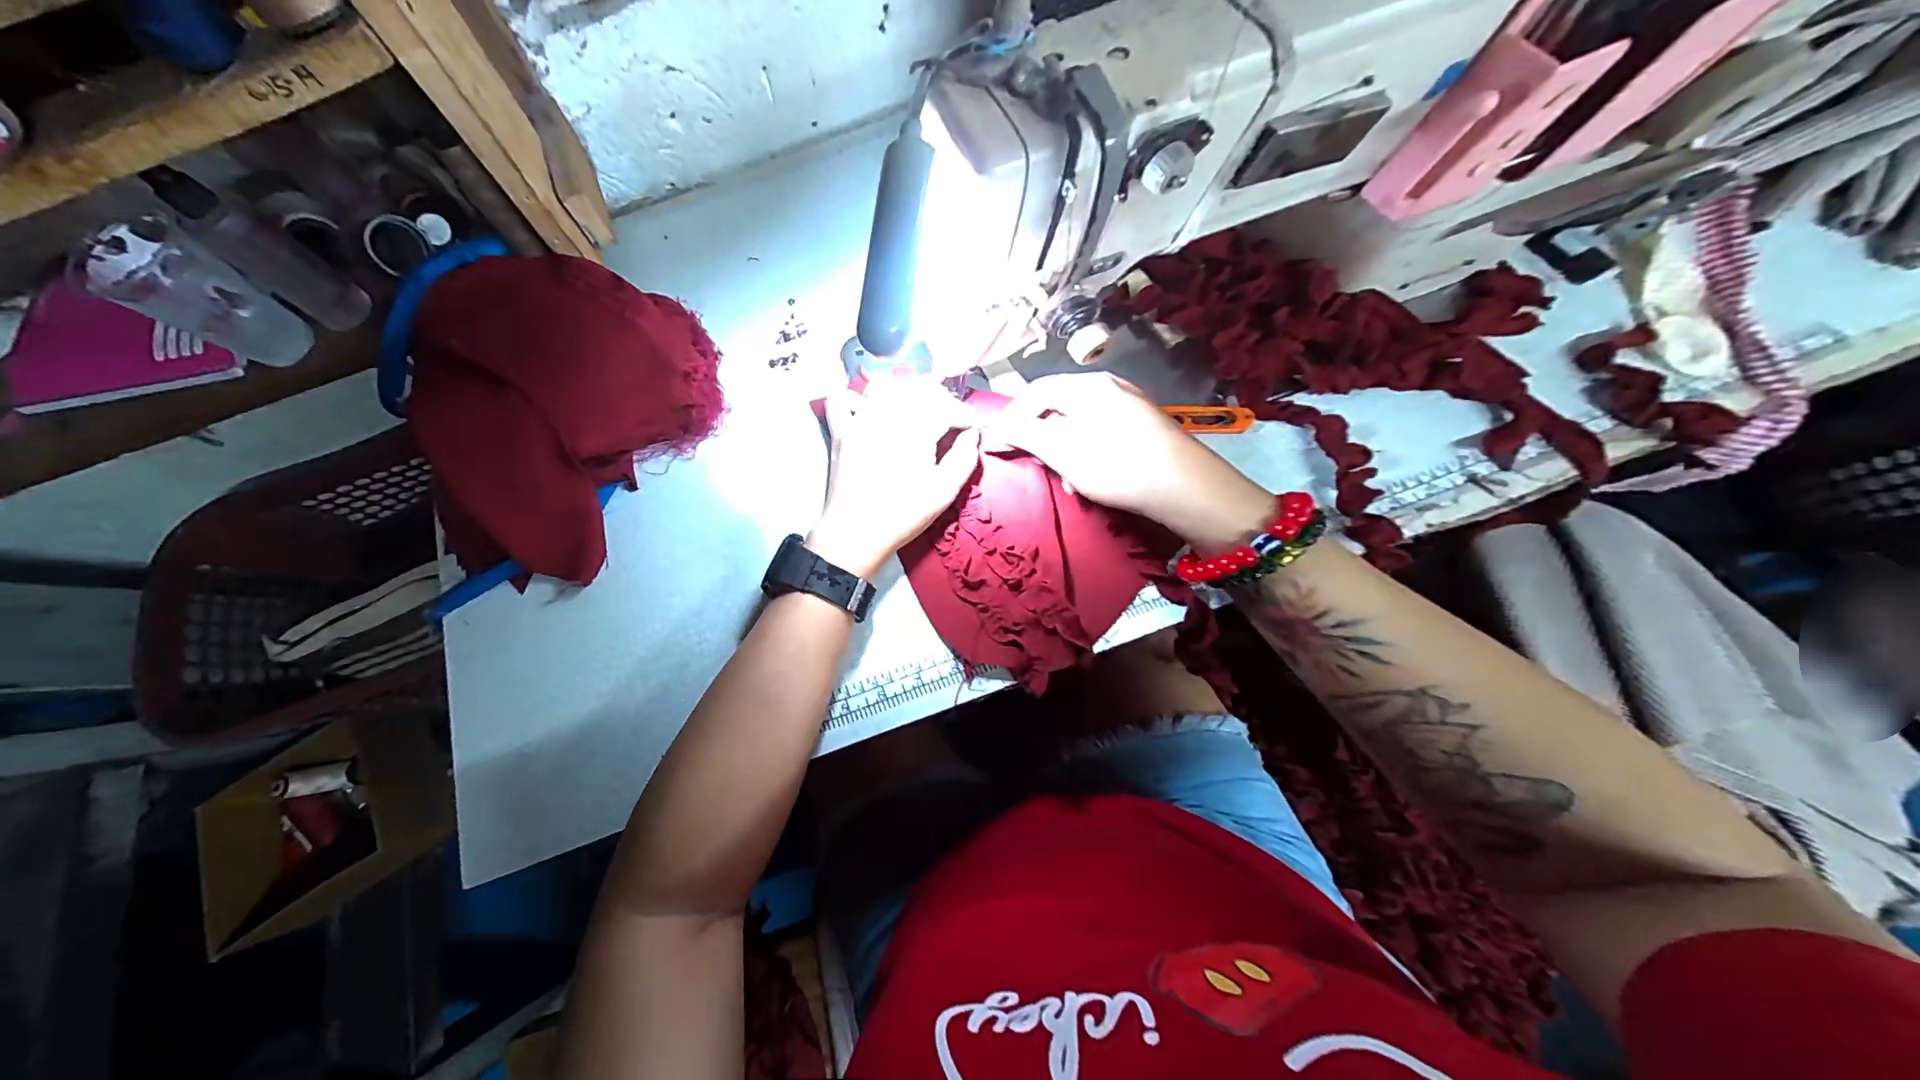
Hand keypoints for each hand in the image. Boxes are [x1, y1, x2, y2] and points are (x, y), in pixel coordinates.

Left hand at [808, 376, 981, 578]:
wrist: (855, 533)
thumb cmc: (903, 514)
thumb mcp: (945, 491)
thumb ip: (964, 458)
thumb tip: (971, 436)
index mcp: (916, 428)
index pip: (947, 406)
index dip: (965, 415)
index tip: (974, 426)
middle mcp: (887, 415)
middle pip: (918, 389)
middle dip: (941, 399)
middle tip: (952, 420)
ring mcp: (860, 420)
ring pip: (885, 387)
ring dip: (905, 392)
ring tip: (917, 410)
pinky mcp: (841, 432)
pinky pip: (842, 400)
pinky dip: (856, 398)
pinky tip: (868, 409)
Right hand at [991, 373, 1271, 552]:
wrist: (1185, 487)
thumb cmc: (1115, 465)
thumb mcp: (1061, 451)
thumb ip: (1024, 434)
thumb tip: (994, 426)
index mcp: (1086, 385)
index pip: (1035, 391)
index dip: (1013, 416)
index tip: (1001, 444)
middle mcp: (1109, 386)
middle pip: (1059, 406)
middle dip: (1043, 437)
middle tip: (1038, 465)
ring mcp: (1131, 404)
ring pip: (1081, 424)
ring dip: (1066, 451)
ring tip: (1070, 481)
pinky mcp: (1146, 426)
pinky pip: (1104, 433)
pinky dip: (1090, 453)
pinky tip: (1095, 481)